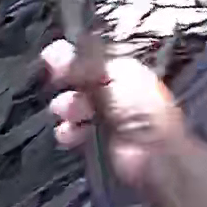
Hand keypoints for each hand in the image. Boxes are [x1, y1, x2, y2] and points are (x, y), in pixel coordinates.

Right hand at [41, 39, 191, 194]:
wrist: (156, 157)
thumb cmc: (138, 110)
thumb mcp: (111, 79)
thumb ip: (82, 64)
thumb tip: (53, 50)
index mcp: (124, 69)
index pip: (92, 57)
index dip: (72, 58)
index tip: (50, 59)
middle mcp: (117, 89)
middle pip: (83, 81)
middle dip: (68, 83)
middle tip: (55, 85)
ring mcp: (109, 115)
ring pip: (79, 106)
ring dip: (68, 108)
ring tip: (64, 114)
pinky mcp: (102, 139)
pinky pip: (80, 129)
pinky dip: (71, 130)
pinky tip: (67, 134)